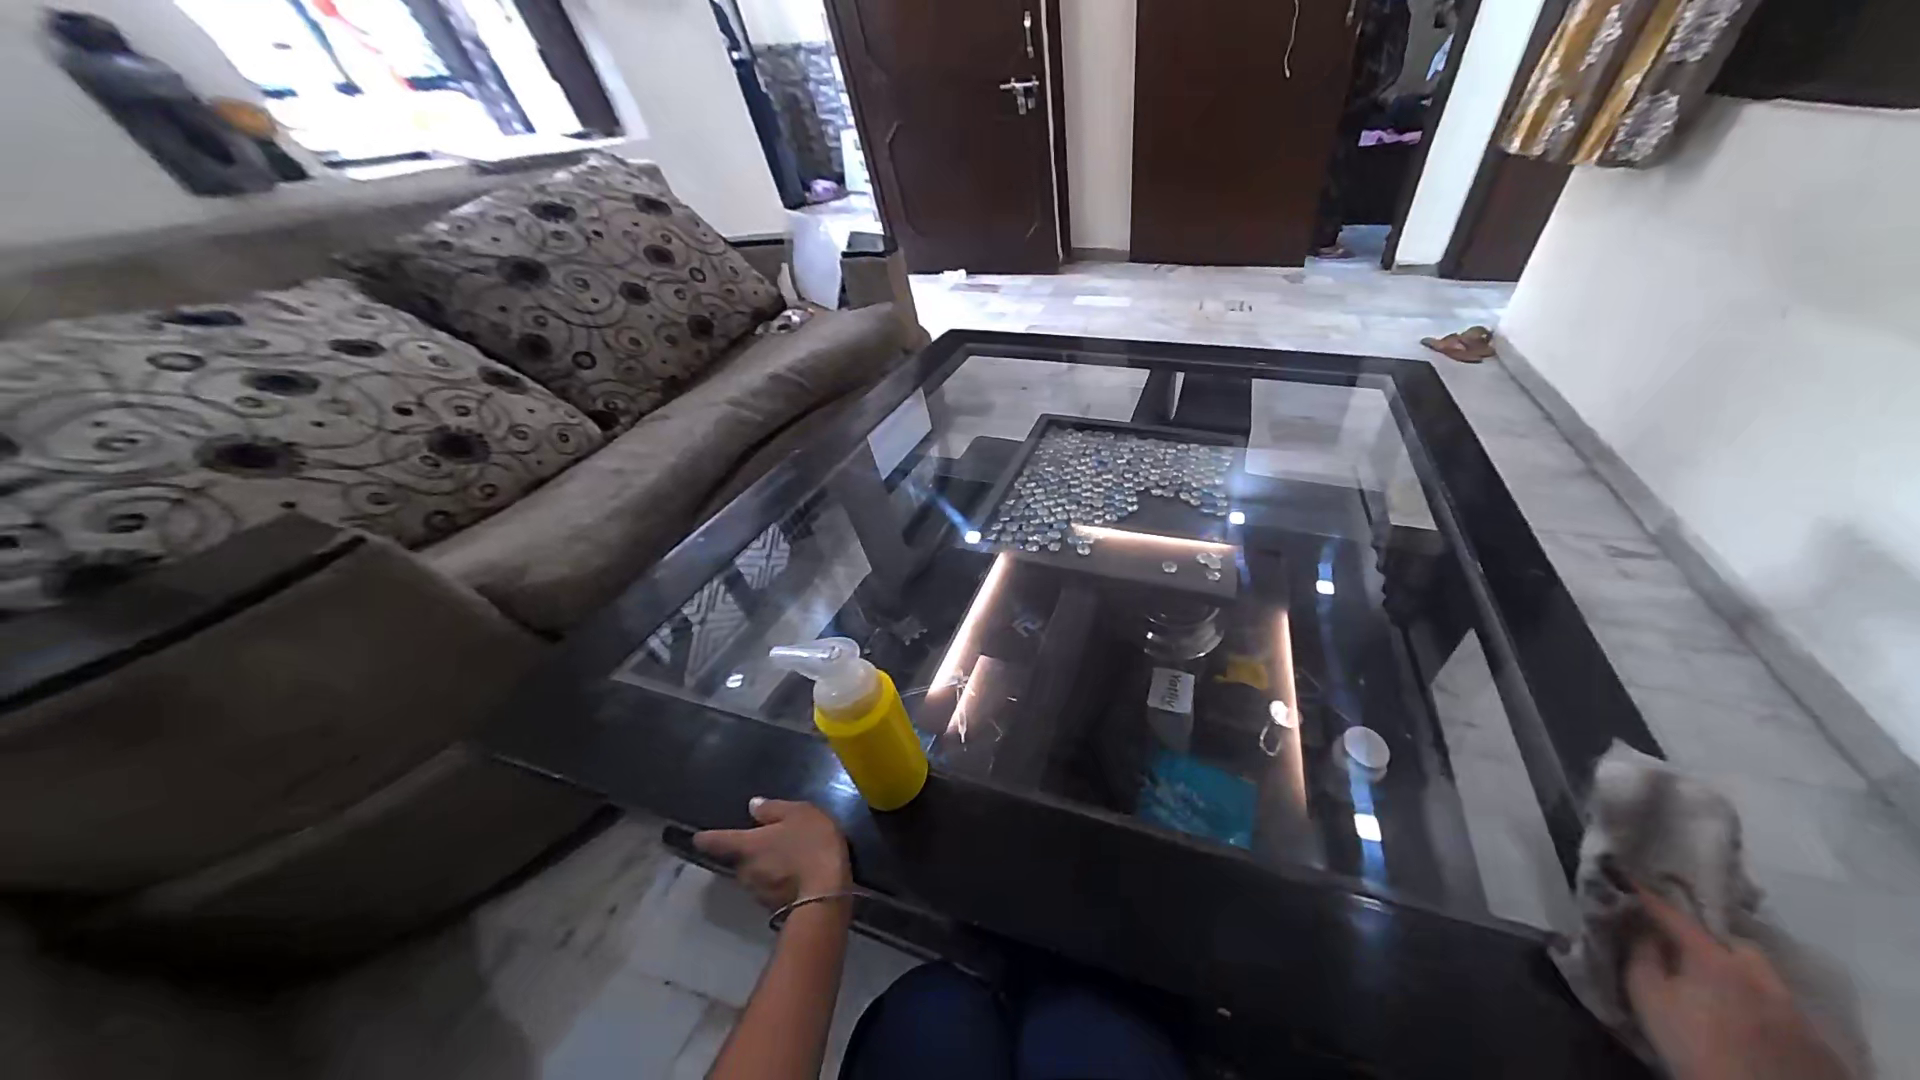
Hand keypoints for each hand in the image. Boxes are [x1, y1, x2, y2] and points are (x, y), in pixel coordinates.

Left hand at [693, 798, 851, 909]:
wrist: (827, 896)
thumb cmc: (811, 845)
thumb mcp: (799, 815)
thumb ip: (773, 809)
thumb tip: (753, 805)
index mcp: (746, 845)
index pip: (715, 841)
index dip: (705, 838)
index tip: (698, 837)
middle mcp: (744, 871)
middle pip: (738, 859)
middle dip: (748, 851)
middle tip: (767, 842)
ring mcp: (757, 893)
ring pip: (754, 875)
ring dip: (764, 867)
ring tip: (785, 859)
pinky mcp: (772, 908)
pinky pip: (770, 889)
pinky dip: (777, 881)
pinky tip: (796, 875)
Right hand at [1624, 882, 1845, 1079]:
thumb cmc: (1691, 1043)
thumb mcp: (1647, 996)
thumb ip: (1642, 955)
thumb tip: (1644, 931)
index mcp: (1715, 959)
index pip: (1675, 916)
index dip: (1647, 895)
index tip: (1626, 877)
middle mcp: (1760, 975)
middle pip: (1735, 944)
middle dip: (1709, 940)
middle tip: (1684, 949)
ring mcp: (1794, 1009)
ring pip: (1763, 975)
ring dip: (1737, 971)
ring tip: (1715, 984)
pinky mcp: (1816, 1041)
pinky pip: (1781, 1006)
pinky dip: (1758, 1000)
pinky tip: (1744, 1016)